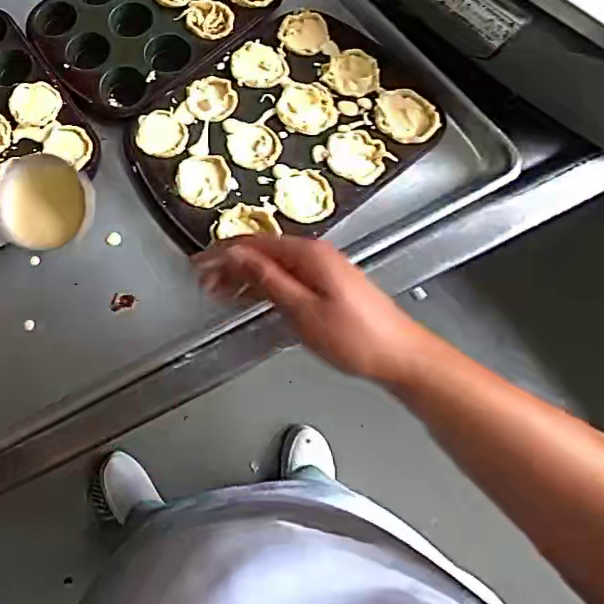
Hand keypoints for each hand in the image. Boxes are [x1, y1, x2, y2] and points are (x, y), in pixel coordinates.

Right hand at [193, 236, 442, 385]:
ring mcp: (321, 268)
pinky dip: (260, 284)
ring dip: (241, 275)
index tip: (197, 266)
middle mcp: (314, 254)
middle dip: (226, 265)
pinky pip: (283, 275)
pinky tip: (246, 297)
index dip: (219, 254)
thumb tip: (234, 255)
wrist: (405, 360)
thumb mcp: (302, 309)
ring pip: (268, 263)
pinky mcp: (325, 283)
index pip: (250, 244)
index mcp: (308, 254)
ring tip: (217, 291)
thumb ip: (265, 279)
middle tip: (202, 282)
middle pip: (258, 251)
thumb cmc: (358, 339)